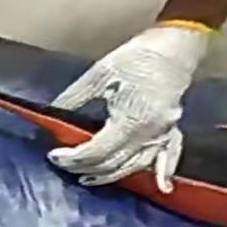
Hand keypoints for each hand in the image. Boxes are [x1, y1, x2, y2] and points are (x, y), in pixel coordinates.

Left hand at [48, 23, 211, 190]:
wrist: (179, 39)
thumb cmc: (138, 56)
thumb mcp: (97, 76)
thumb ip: (70, 101)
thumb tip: (47, 118)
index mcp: (133, 119)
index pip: (95, 152)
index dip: (70, 158)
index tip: (52, 155)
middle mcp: (152, 129)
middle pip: (112, 163)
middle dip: (83, 167)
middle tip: (62, 163)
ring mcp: (166, 128)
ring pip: (135, 164)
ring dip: (110, 175)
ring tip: (85, 177)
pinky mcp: (172, 124)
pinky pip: (170, 153)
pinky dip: (163, 171)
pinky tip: (162, 187)